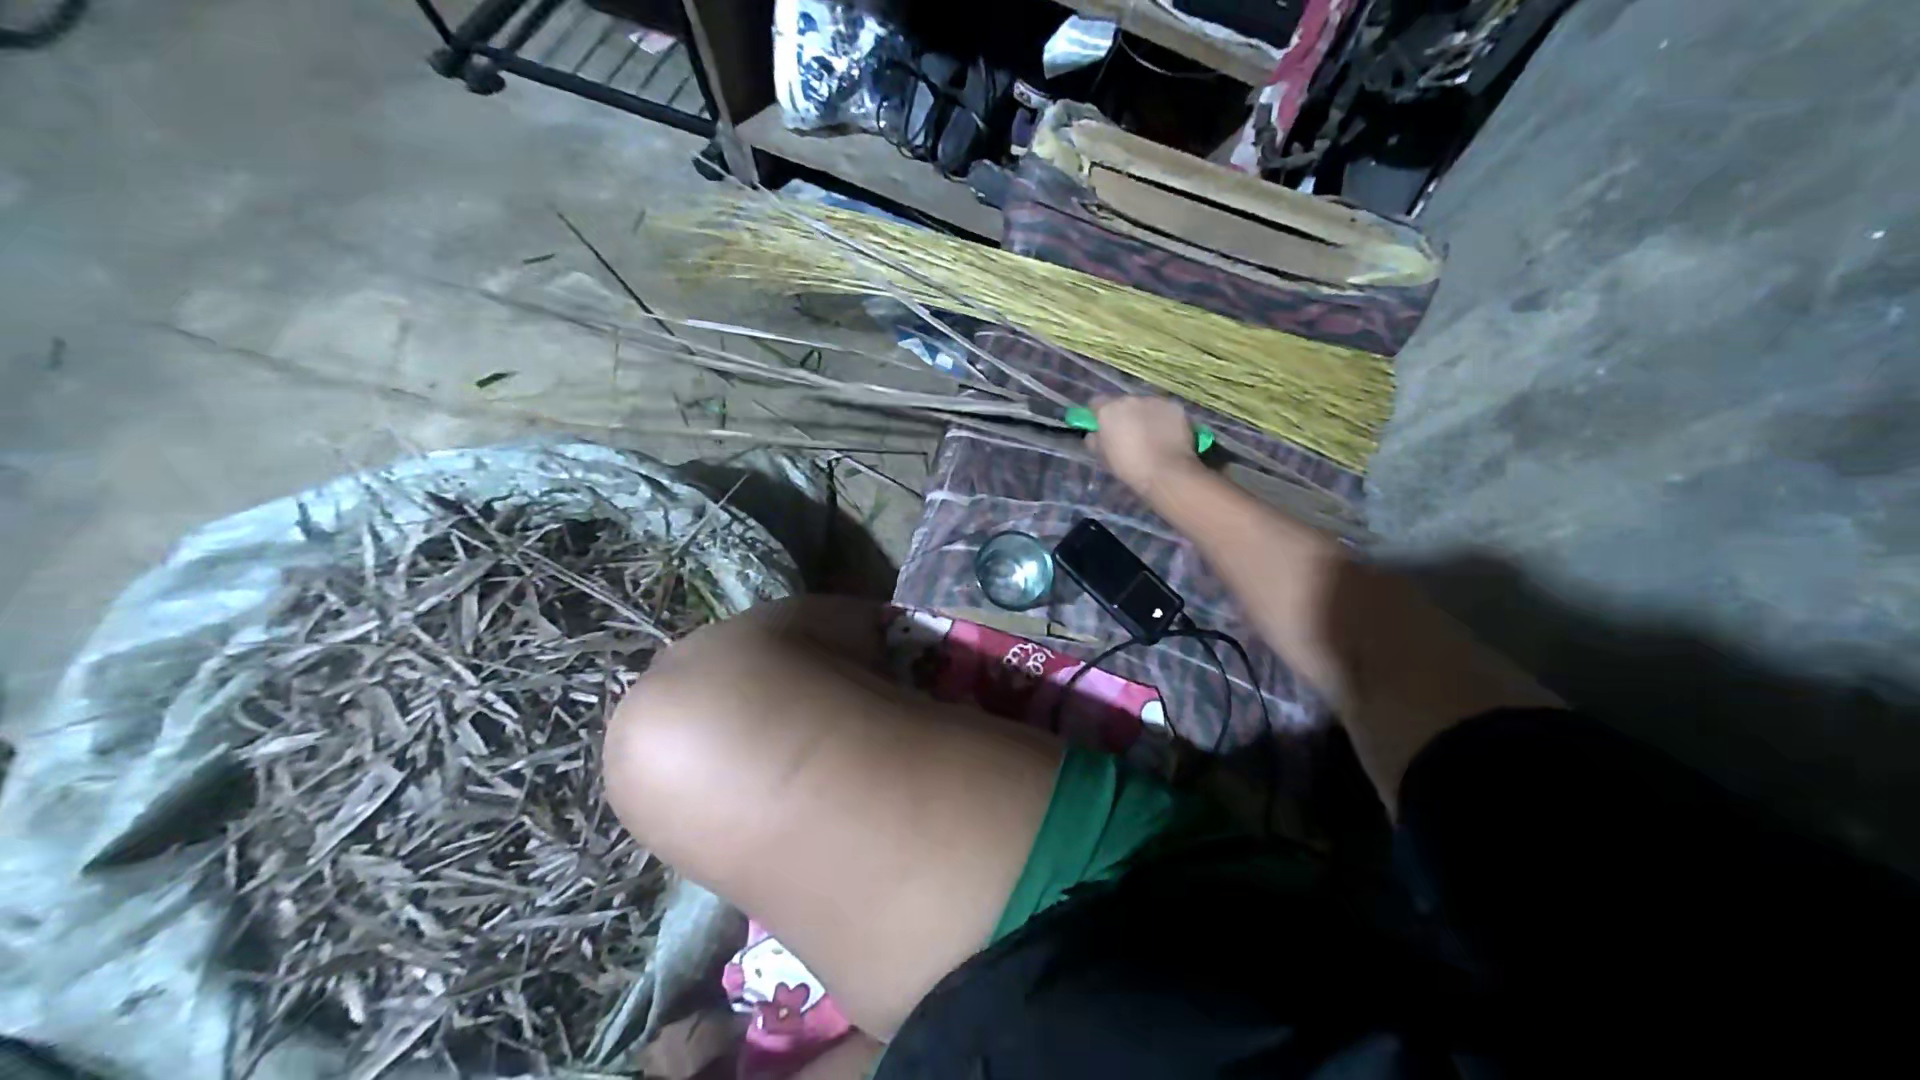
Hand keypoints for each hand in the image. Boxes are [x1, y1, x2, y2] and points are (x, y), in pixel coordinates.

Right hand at [1086, 396, 1205, 496]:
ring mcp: (1154, 401)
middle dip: (1124, 415)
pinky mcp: (1174, 407)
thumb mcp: (1103, 457)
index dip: (1098, 415)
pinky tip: (1166, 435)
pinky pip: (1163, 410)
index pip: (1096, 403)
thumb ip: (1095, 440)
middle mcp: (1130, 399)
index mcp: (1108, 410)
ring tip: (1151, 436)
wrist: (1166, 471)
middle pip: (1122, 403)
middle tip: (1129, 435)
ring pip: (1144, 405)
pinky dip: (1163, 419)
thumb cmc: (1129, 467)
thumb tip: (1095, 434)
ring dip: (1144, 416)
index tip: (1103, 427)